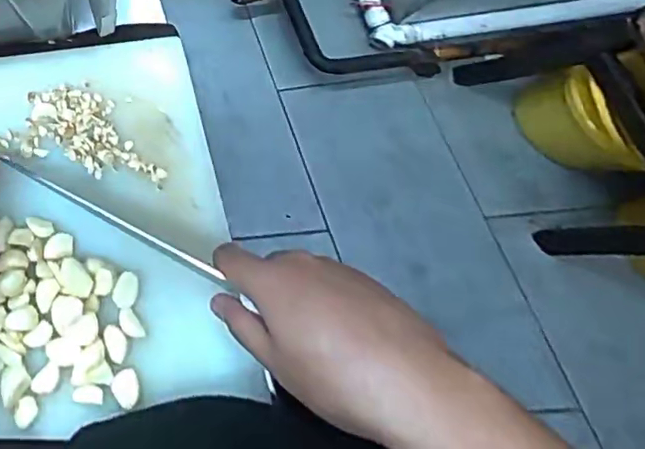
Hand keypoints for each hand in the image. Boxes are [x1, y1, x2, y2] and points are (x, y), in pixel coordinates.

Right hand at [209, 243, 561, 448]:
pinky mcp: (370, 281)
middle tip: (286, 334)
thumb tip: (223, 303)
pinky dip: (337, 303)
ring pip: (305, 276)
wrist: (420, 388)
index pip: (230, 256)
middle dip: (271, 292)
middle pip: (270, 267)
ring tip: (328, 344)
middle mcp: (300, 263)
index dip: (225, 271)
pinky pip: (337, 284)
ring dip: (305, 297)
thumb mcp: (278, 364)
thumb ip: (242, 325)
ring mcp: (337, 268)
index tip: (232, 292)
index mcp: (269, 280)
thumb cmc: (340, 380)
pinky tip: (356, 341)